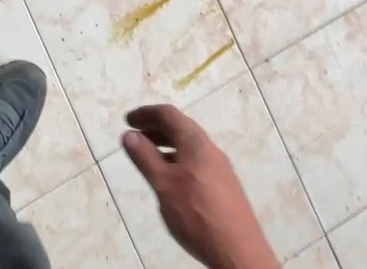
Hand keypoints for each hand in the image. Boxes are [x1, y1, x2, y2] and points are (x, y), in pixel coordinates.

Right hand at [123, 105, 279, 268]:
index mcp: (196, 142)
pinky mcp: (224, 186)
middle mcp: (210, 149)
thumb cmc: (197, 214)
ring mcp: (220, 168)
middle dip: (156, 128)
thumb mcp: (164, 184)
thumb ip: (145, 157)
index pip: (168, 114)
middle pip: (180, 127)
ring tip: (149, 158)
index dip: (146, 113)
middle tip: (135, 136)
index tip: (128, 121)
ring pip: (189, 146)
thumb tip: (129, 135)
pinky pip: (196, 161)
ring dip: (167, 145)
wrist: (239, 253)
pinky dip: (178, 160)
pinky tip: (171, 180)